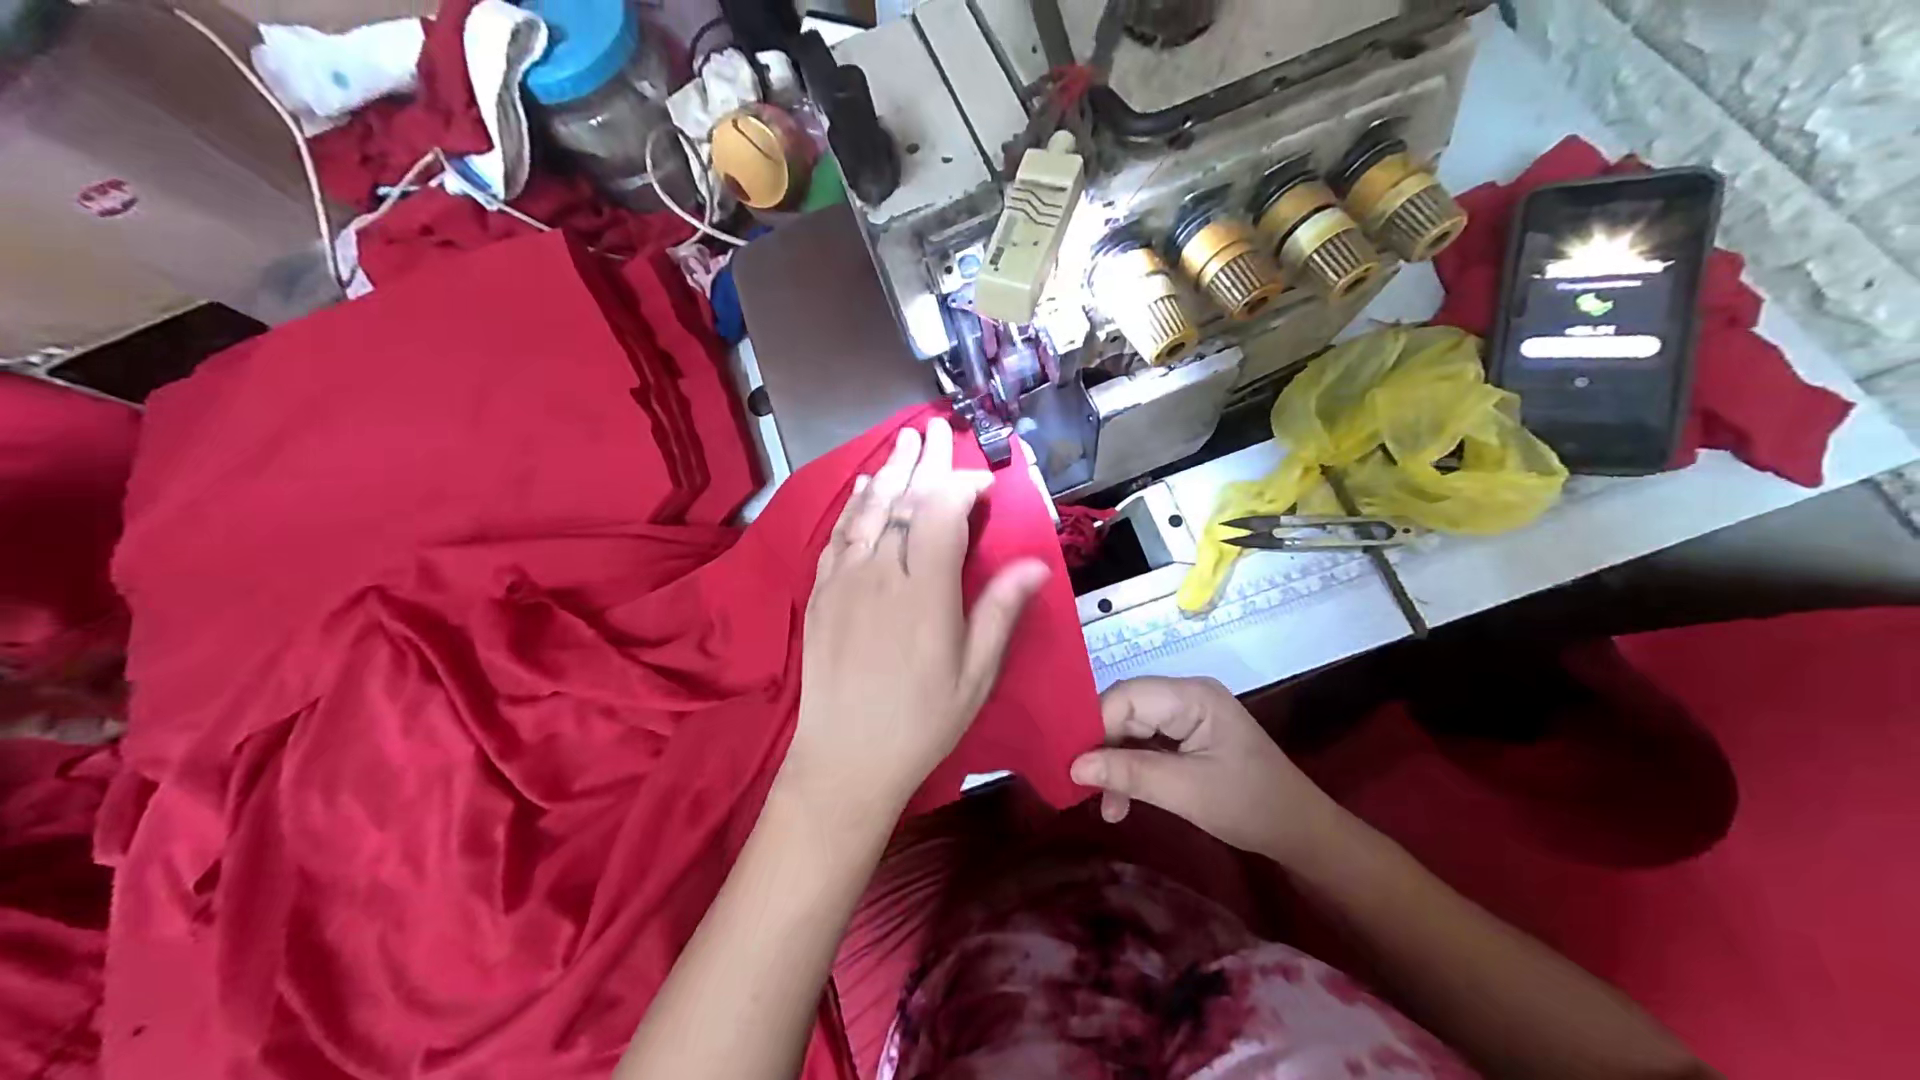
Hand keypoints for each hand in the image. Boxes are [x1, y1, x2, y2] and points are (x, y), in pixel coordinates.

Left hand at [786, 418, 1050, 817]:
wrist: (846, 759)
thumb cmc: (922, 722)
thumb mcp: (976, 675)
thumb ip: (1000, 612)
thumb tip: (1036, 564)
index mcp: (926, 592)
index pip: (943, 513)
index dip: (962, 487)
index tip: (982, 483)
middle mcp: (882, 574)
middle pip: (905, 501)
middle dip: (924, 462)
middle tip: (935, 430)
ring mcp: (846, 580)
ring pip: (869, 510)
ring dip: (888, 471)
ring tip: (903, 441)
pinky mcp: (822, 594)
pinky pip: (839, 536)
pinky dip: (853, 506)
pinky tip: (862, 487)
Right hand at [1070, 676, 1348, 867]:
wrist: (1301, 832)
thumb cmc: (1250, 806)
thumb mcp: (1186, 792)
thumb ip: (1129, 774)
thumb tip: (1074, 767)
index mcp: (1192, 696)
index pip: (1125, 697)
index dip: (1094, 726)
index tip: (1072, 763)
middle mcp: (1185, 696)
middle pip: (1124, 710)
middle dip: (1102, 749)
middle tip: (1082, 788)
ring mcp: (1186, 715)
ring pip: (1130, 729)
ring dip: (1114, 765)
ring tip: (1106, 807)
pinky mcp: (1185, 736)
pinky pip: (1144, 743)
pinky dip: (1129, 770)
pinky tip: (1120, 801)